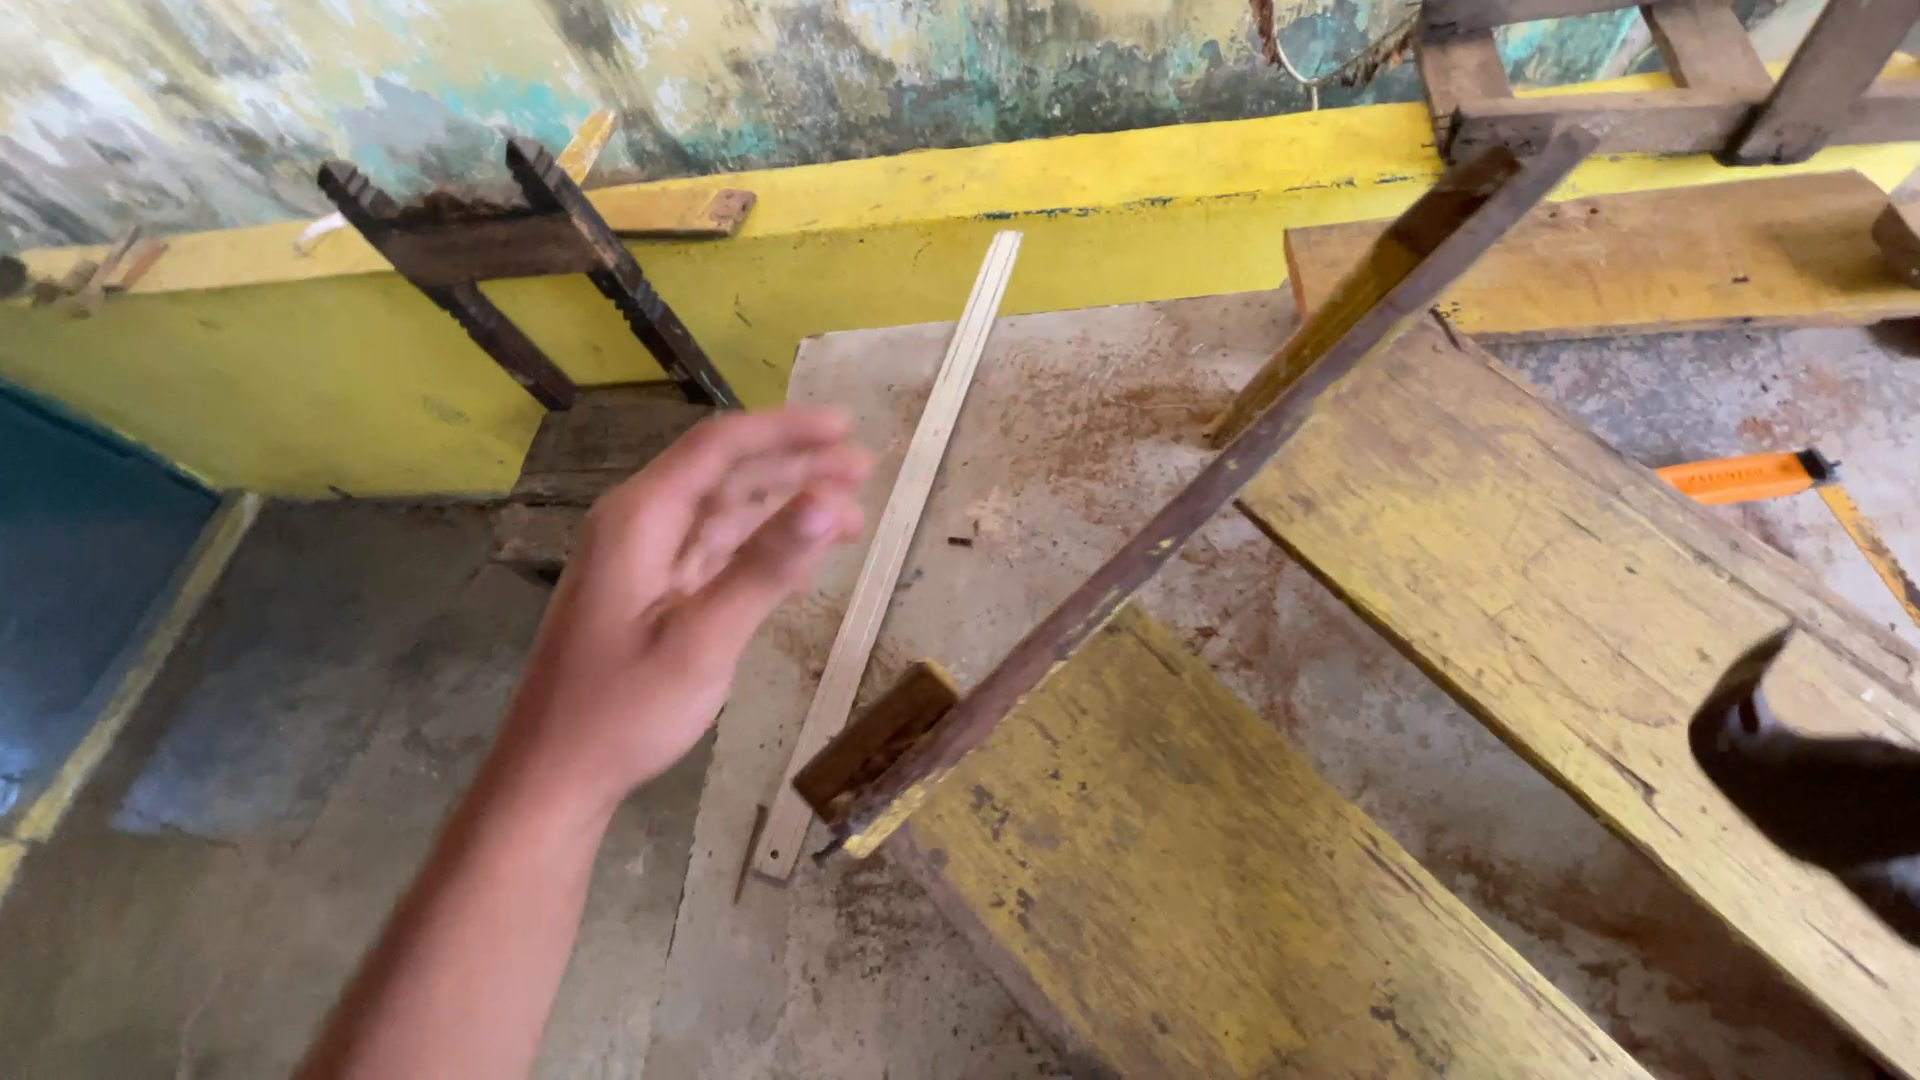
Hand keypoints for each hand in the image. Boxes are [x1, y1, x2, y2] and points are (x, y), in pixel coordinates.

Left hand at [494, 407, 870, 814]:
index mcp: (641, 518)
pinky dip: (765, 550)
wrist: (558, 775)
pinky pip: (720, 553)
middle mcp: (642, 524)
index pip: (720, 449)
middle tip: (862, 468)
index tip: (843, 427)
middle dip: (797, 467)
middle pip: (728, 475)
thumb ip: (766, 566)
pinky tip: (806, 558)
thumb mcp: (705, 638)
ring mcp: (649, 559)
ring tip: (851, 512)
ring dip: (788, 509)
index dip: (785, 431)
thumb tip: (827, 502)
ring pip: (729, 514)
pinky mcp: (658, 592)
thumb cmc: (625, 709)